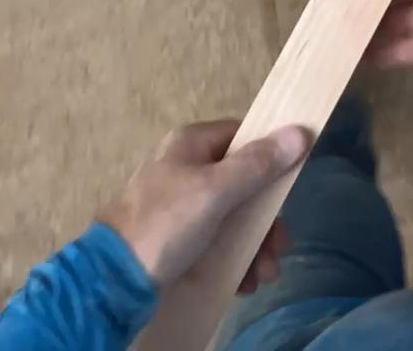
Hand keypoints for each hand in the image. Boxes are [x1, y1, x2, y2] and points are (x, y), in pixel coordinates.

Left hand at [100, 120, 310, 292]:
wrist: (112, 280)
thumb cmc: (166, 223)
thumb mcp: (216, 191)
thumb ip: (258, 164)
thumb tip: (300, 130)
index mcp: (192, 143)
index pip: (243, 137)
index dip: (269, 157)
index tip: (288, 186)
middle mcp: (187, 167)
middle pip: (243, 182)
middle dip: (265, 218)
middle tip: (279, 248)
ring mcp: (181, 203)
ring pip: (233, 215)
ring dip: (254, 244)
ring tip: (263, 276)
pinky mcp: (177, 237)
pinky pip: (216, 239)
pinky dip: (235, 258)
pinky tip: (244, 282)